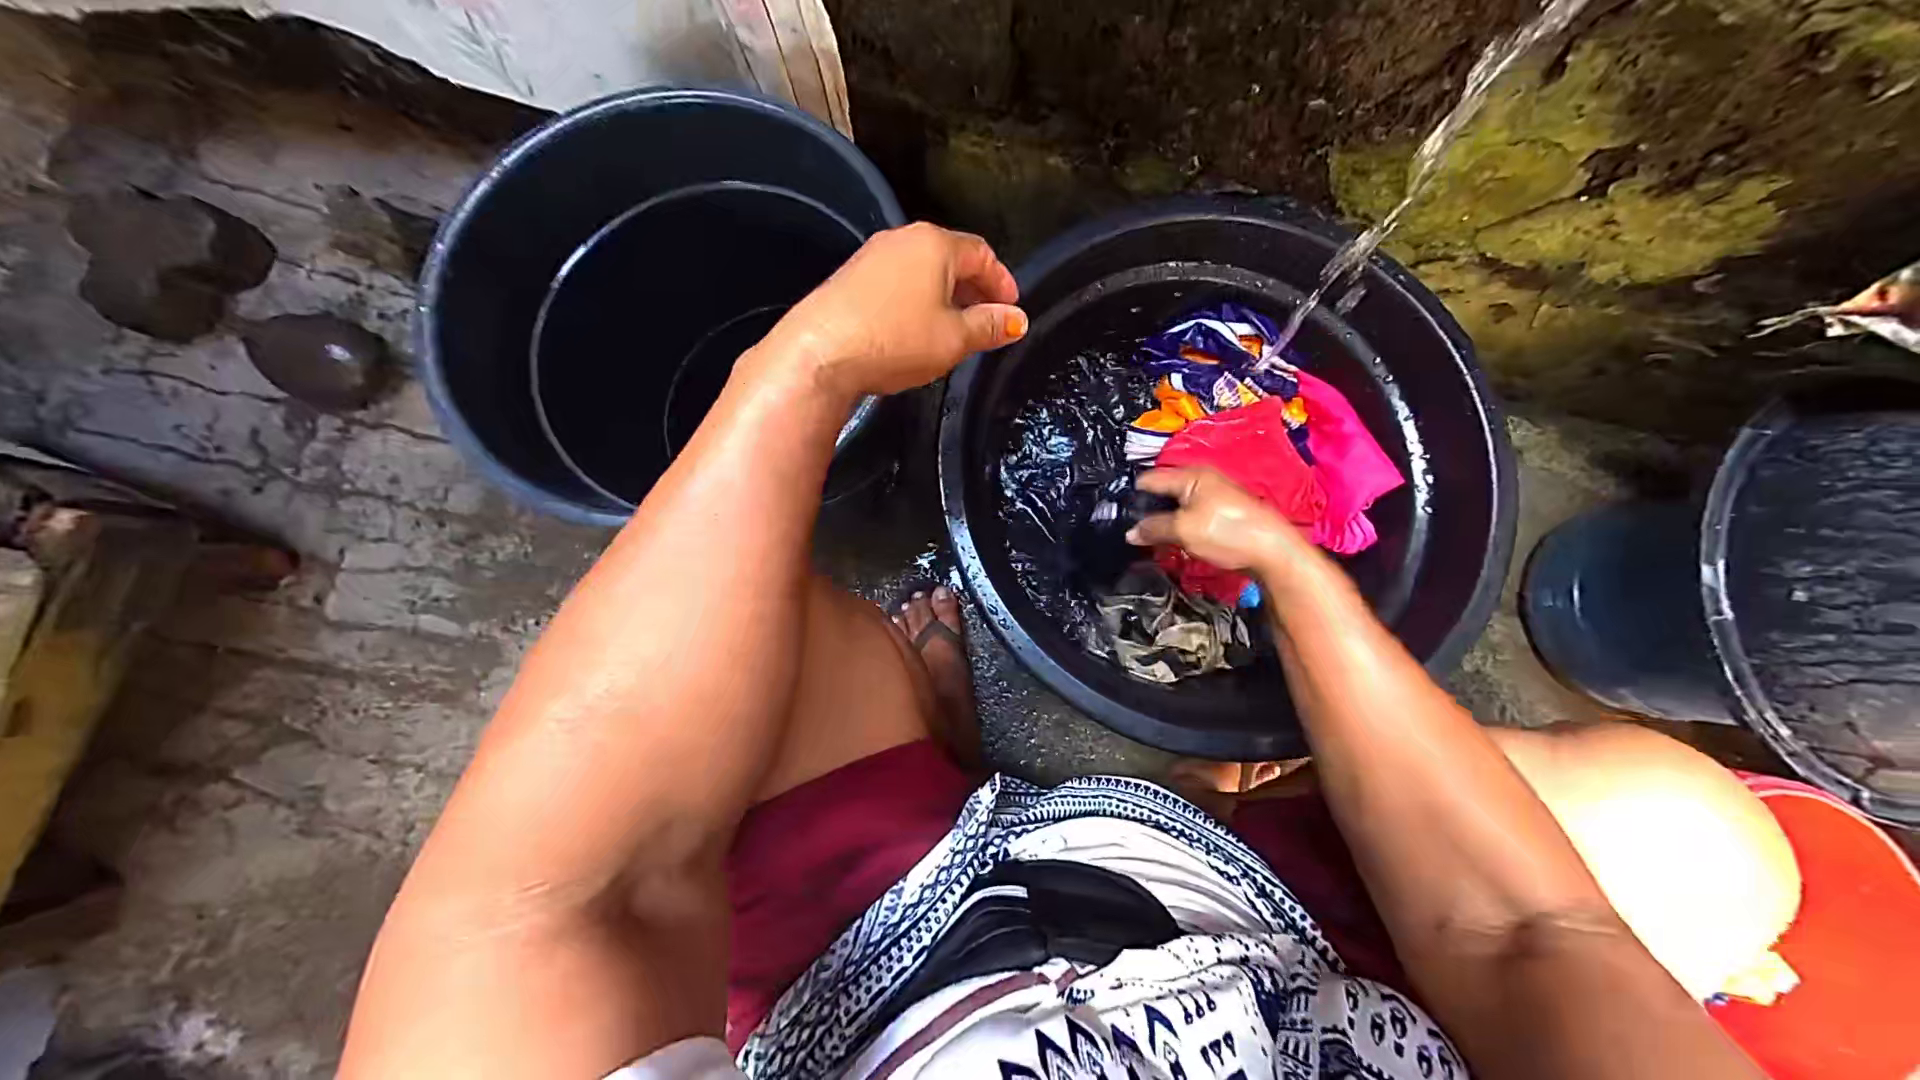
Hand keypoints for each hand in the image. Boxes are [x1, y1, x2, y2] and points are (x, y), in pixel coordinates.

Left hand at [755, 223, 1026, 397]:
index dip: (1002, 282)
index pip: (982, 253)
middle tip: (987, 322)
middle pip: (950, 259)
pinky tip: (915, 332)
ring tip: (953, 332)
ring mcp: (871, 258)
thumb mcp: (954, 339)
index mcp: (934, 244)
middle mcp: (901, 240)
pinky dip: (916, 303)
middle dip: (974, 290)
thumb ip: (989, 326)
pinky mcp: (850, 280)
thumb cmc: (893, 340)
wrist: (819, 354)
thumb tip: (1016, 320)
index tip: (1011, 309)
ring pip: (922, 272)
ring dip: (944, 298)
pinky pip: (896, 285)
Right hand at [1127, 467, 1330, 587]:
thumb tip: (1130, 533)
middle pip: (1163, 491)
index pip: (1149, 479)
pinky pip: (1191, 515)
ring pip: (1177, 505)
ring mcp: (1214, 496)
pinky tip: (1174, 541)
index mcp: (1190, 475)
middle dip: (1147, 510)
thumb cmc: (1227, 533)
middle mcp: (1202, 479)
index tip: (1119, 514)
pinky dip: (1180, 526)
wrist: (1273, 551)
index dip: (1132, 496)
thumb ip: (1152, 529)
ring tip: (1151, 539)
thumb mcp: (1182, 530)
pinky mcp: (1222, 513)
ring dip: (1164, 521)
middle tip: (1133, 530)